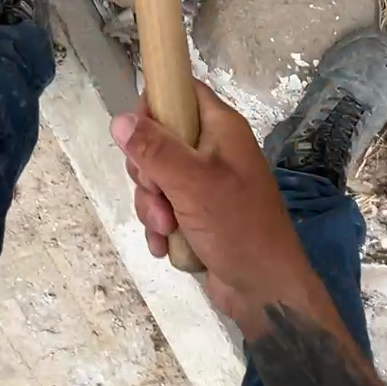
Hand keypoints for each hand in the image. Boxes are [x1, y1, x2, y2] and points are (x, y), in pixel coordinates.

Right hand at [111, 82, 328, 330]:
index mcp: (220, 127)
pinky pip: (163, 207)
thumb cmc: (239, 226)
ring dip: (152, 205)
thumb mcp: (192, 183)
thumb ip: (154, 150)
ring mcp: (204, 183)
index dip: (154, 105)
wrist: (267, 294)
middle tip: (157, 192)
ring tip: (165, 228)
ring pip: (156, 178)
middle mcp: (211, 149)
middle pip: (158, 138)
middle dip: (147, 172)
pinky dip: (159, 226)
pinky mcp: (197, 213)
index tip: (138, 134)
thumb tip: (119, 120)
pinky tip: (164, 244)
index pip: (180, 91)